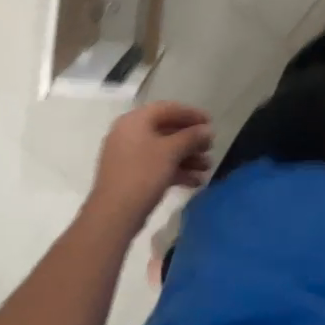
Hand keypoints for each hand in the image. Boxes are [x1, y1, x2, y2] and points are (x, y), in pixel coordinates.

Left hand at [86, 101, 213, 232]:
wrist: (114, 215)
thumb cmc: (143, 174)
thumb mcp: (170, 152)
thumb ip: (191, 137)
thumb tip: (207, 130)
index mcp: (135, 121)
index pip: (167, 109)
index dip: (191, 114)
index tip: (211, 122)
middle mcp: (129, 134)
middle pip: (166, 130)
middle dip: (191, 141)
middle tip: (210, 148)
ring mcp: (128, 156)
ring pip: (163, 151)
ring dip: (187, 158)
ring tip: (207, 168)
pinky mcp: (131, 176)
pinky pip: (157, 166)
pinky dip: (175, 171)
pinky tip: (195, 182)